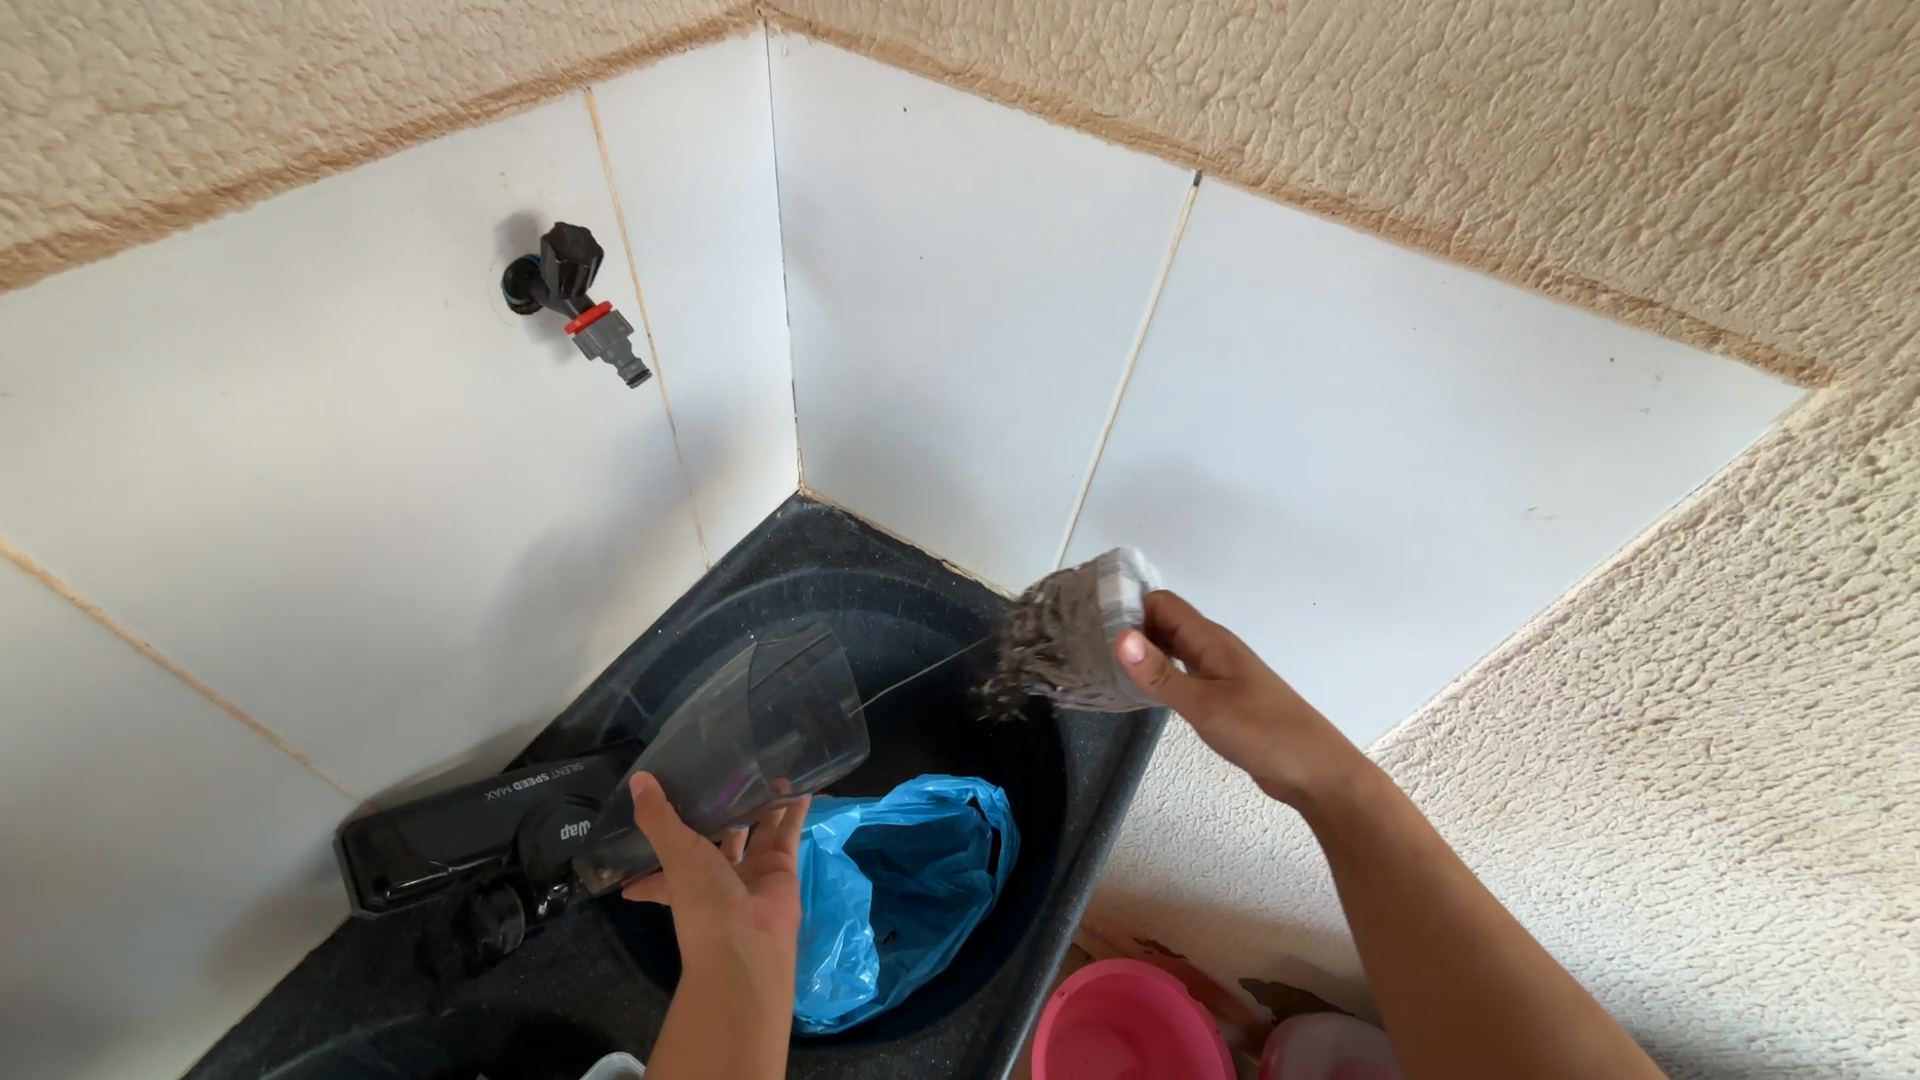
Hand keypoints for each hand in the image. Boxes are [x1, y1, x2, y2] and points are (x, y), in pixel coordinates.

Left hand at [621, 772, 809, 1032]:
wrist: (748, 942)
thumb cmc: (703, 901)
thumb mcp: (675, 854)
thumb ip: (658, 818)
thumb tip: (638, 779)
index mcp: (685, 874)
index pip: (667, 855)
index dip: (662, 835)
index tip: (659, 809)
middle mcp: (718, 873)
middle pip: (722, 834)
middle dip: (726, 809)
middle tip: (731, 771)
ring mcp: (752, 871)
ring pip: (759, 829)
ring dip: (764, 803)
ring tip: (768, 769)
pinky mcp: (781, 868)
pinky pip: (788, 834)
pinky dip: (794, 812)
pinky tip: (800, 788)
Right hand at [1114, 590, 1365, 805]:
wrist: (1314, 771)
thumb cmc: (1263, 732)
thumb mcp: (1204, 705)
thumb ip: (1159, 674)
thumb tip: (1118, 636)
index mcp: (1210, 640)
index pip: (1162, 604)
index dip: (1129, 607)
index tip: (1093, 624)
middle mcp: (1213, 648)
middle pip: (1164, 622)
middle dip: (1130, 628)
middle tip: (1088, 646)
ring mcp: (1218, 672)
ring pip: (1173, 648)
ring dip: (1144, 652)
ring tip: (1104, 667)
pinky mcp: (1221, 695)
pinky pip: (1182, 672)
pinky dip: (1159, 675)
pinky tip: (1141, 693)